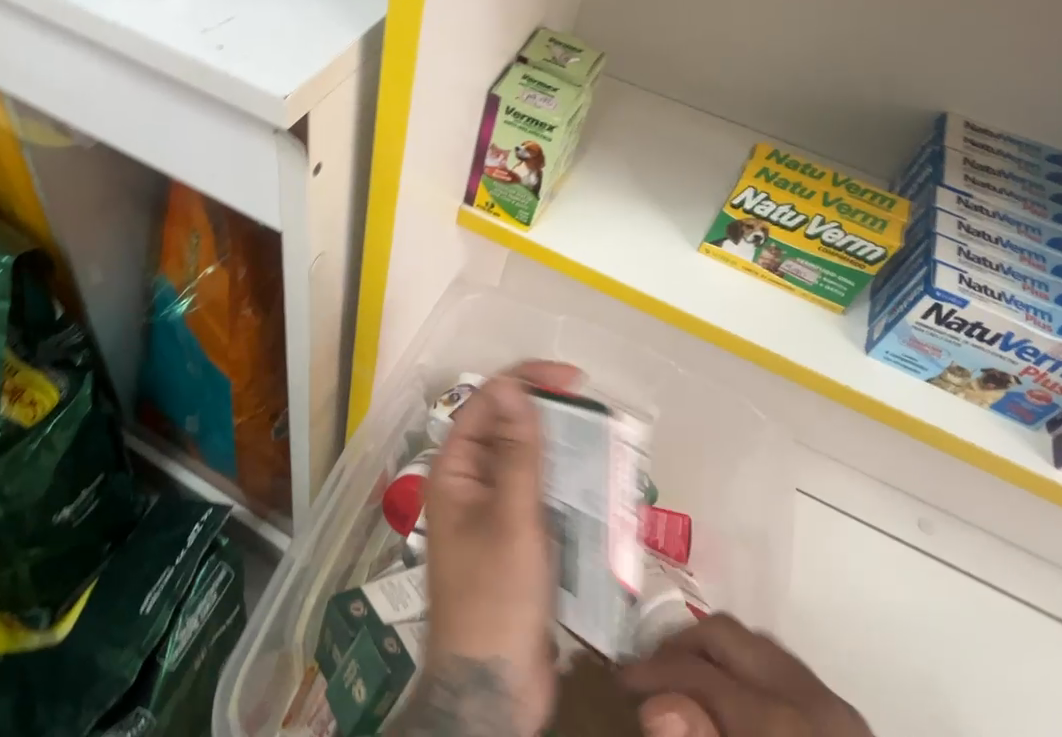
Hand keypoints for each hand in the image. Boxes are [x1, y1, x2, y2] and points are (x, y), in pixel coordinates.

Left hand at [388, 363, 580, 736]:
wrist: (493, 683)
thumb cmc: (496, 596)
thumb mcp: (511, 518)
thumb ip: (515, 452)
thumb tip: (511, 387)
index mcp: (454, 472)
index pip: (486, 406)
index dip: (525, 384)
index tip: (573, 380)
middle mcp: (470, 487)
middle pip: (508, 433)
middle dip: (550, 419)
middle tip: (597, 415)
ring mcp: (493, 516)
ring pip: (529, 468)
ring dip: (564, 457)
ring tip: (607, 448)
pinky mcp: (516, 544)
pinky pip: (541, 502)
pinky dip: (568, 492)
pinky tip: (601, 493)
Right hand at [620, 614, 870, 736]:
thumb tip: (657, 706)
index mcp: (776, 726)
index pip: (694, 670)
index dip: (647, 673)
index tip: (618, 685)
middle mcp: (811, 701)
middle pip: (724, 635)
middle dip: (677, 648)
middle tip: (647, 680)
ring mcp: (837, 709)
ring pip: (757, 644)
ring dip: (713, 655)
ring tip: (683, 690)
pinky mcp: (851, 724)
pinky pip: (785, 669)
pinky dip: (748, 671)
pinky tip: (731, 706)